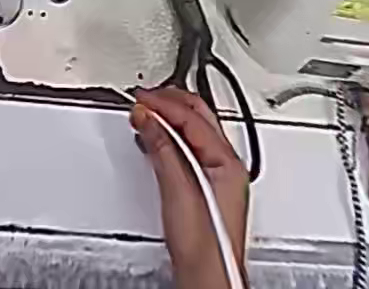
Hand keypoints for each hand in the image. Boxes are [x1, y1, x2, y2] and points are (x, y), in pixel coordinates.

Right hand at [130, 87, 249, 288]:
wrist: (207, 281)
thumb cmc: (203, 246)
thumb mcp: (177, 189)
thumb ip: (162, 148)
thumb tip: (147, 117)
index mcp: (227, 162)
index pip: (191, 117)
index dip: (163, 104)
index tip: (141, 99)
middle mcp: (227, 164)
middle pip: (197, 116)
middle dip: (168, 102)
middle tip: (143, 98)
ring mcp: (217, 174)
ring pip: (193, 128)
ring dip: (168, 116)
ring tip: (145, 112)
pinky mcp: (205, 184)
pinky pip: (188, 144)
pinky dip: (169, 133)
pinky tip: (155, 135)